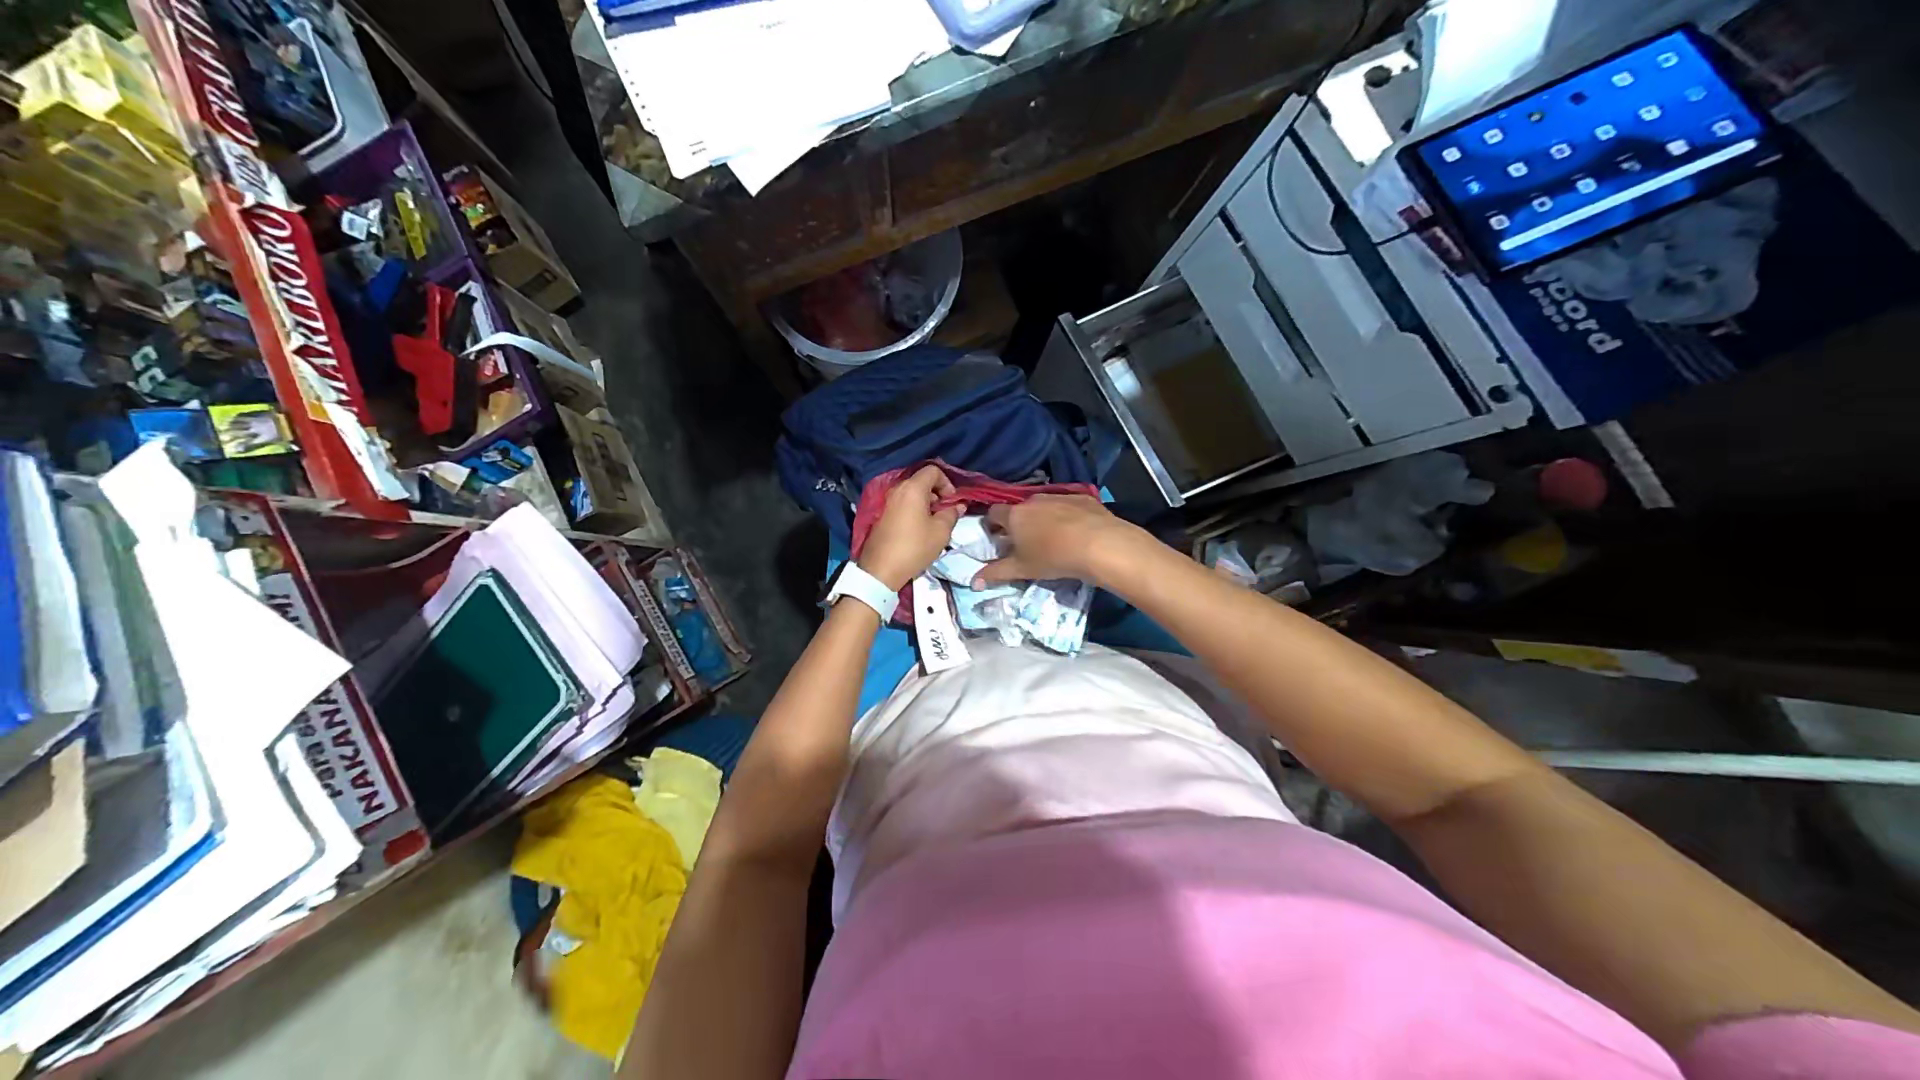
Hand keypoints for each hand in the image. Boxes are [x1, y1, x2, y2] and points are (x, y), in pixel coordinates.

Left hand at [859, 465, 962, 590]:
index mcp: (912, 488)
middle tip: (945, 513)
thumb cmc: (914, 547)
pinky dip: (914, 510)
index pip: (933, 470)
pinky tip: (919, 529)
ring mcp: (887, 502)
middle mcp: (897, 489)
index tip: (951, 501)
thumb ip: (951, 513)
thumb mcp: (941, 531)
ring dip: (926, 503)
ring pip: (912, 493)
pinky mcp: (882, 515)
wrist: (881, 569)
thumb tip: (957, 505)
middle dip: (937, 493)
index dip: (947, 482)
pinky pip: (902, 504)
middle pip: (921, 481)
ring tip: (934, 523)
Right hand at [974, 495, 1149, 587]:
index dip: (992, 524)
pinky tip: (1076, 531)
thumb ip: (995, 573)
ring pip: (1044, 506)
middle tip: (1026, 542)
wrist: (1098, 544)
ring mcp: (1058, 496)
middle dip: (1019, 522)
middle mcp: (1033, 500)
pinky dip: (1067, 516)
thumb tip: (972, 582)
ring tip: (1053, 538)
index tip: (997, 538)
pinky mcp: (1082, 497)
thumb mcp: (1021, 569)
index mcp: (1014, 515)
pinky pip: (1068, 505)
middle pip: (1019, 509)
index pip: (994, 513)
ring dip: (1043, 518)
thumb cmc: (1052, 557)